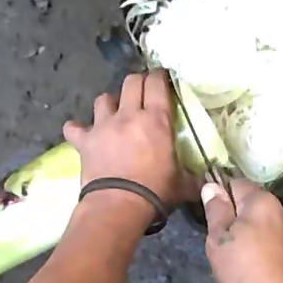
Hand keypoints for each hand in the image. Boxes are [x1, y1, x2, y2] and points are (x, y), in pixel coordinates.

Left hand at [63, 70, 194, 211]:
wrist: (118, 206)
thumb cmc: (155, 192)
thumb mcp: (183, 184)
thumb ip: (194, 178)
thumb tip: (208, 183)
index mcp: (157, 120)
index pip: (157, 83)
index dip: (160, 76)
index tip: (163, 78)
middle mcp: (129, 115)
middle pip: (131, 82)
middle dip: (138, 82)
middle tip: (143, 92)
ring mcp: (103, 125)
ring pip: (103, 99)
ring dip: (110, 102)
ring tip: (114, 111)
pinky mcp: (84, 141)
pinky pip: (74, 128)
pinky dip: (76, 129)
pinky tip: (80, 132)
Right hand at [201, 179, 282, 282]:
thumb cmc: (246, 271)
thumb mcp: (219, 241)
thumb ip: (216, 211)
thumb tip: (212, 185)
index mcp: (262, 200)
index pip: (236, 183)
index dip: (219, 194)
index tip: (208, 215)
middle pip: (251, 204)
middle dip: (234, 216)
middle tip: (218, 242)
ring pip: (263, 223)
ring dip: (248, 234)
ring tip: (235, 258)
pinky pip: (273, 240)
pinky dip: (261, 247)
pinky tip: (254, 267)